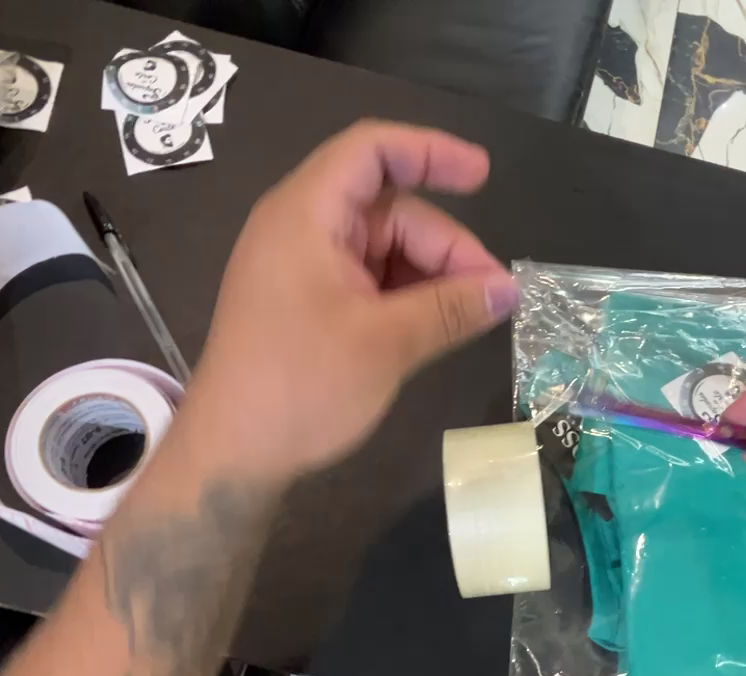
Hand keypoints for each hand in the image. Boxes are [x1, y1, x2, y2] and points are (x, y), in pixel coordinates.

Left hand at [185, 120, 518, 478]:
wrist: (234, 453)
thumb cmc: (302, 385)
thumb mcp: (387, 344)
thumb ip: (452, 309)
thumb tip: (511, 290)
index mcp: (308, 214)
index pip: (373, 152)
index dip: (432, 152)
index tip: (484, 177)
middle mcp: (304, 232)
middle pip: (390, 212)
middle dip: (446, 247)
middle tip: (493, 296)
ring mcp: (306, 273)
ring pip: (385, 254)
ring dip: (432, 280)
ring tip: (474, 319)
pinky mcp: (310, 310)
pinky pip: (370, 287)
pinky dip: (407, 302)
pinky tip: (439, 329)